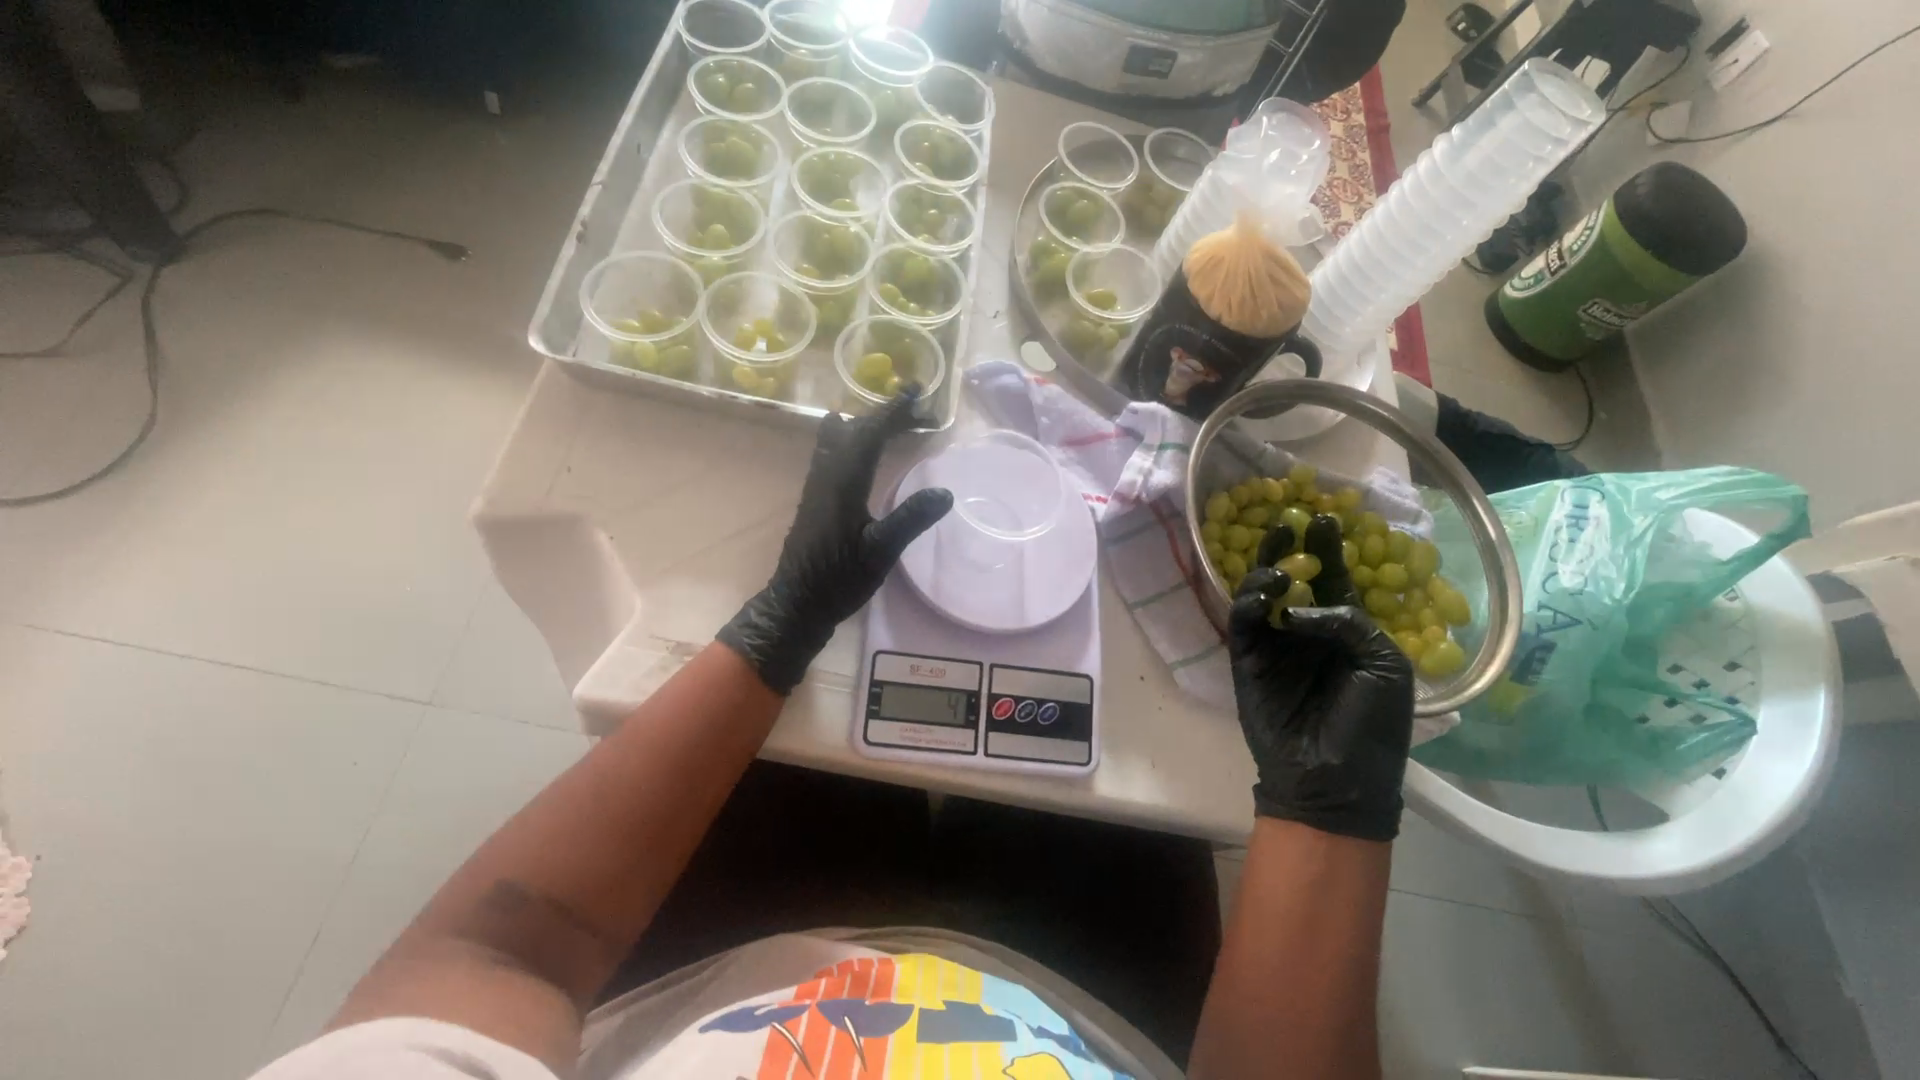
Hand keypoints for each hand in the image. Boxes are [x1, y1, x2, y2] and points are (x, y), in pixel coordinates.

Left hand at [718, 391, 952, 694]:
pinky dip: (848, 440)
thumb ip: (911, 519)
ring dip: (864, 425)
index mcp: (844, 483)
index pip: (870, 434)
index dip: (894, 411)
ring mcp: (817, 488)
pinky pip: (830, 455)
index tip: (916, 392)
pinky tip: (846, 446)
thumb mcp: (881, 552)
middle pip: (855, 432)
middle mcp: (827, 477)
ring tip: (884, 418)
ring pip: (839, 441)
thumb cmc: (839, 579)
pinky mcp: (814, 501)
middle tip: (914, 409)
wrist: (797, 603)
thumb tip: (944, 492)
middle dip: (884, 416)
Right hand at [1228, 514, 1414, 840]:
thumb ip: (1350, 623)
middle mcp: (1308, 633)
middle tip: (1289, 522)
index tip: (1324, 517)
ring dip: (1266, 569)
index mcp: (1347, 634)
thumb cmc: (1371, 727)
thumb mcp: (1386, 667)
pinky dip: (1249, 599)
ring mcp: (1275, 646)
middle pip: (1295, 580)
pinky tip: (1266, 588)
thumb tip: (1299, 608)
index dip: (1329, 551)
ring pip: (1262, 594)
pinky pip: (1243, 621)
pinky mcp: (1247, 660)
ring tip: (1278, 556)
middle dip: (1292, 549)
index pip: (1335, 582)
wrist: (1335, 780)